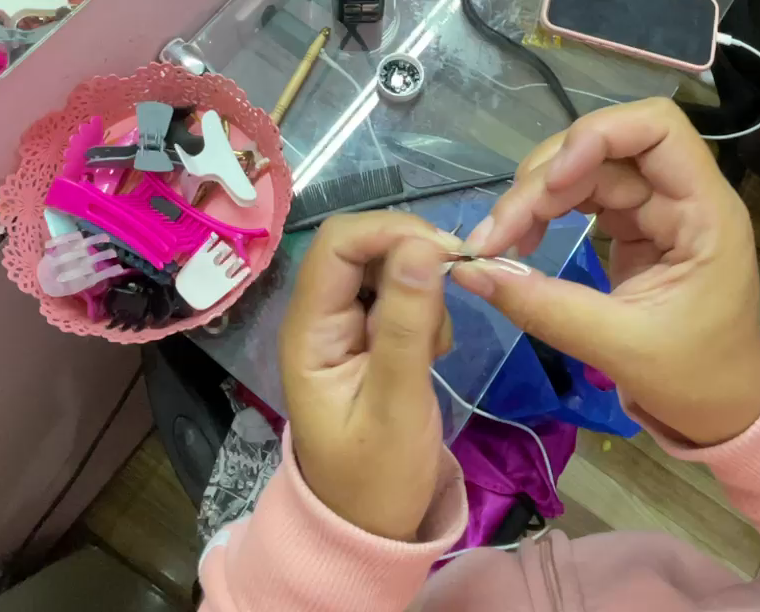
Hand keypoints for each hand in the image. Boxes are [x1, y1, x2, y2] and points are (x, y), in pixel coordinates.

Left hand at [280, 212, 461, 539]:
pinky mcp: (367, 332)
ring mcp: (343, 322)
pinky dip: (425, 306)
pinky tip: (430, 351)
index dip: (390, 231)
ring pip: (386, 264)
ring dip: (422, 288)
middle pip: (363, 245)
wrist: (370, 527)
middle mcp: (320, 314)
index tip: (445, 253)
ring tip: (434, 347)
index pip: (338, 243)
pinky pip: (399, 290)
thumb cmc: (377, 478)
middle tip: (450, 299)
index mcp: (310, 329)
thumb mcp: (398, 405)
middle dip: (412, 258)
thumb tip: (423, 247)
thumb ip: (407, 324)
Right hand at [452, 98, 759, 446]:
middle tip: (498, 233)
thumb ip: (544, 306)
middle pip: (604, 147)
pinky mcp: (633, 221)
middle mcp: (681, 193)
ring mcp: (655, 204)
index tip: (552, 182)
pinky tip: (521, 239)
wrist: (722, 410)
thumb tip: (469, 271)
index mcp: (705, 212)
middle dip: (545, 179)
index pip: (656, 128)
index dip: (597, 136)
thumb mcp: (619, 348)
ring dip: (536, 194)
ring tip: (500, 239)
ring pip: (585, 168)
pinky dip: (544, 211)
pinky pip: (580, 194)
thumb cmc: (694, 380)